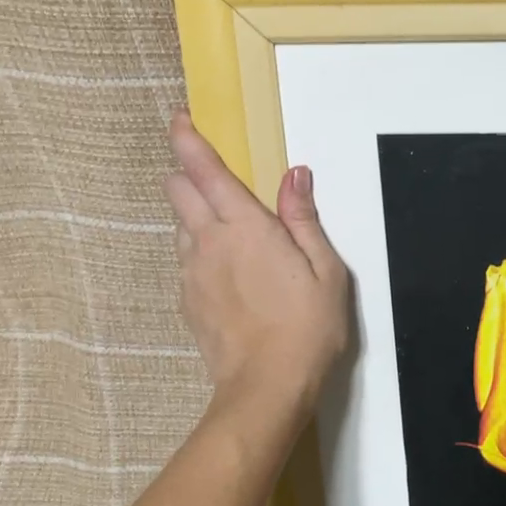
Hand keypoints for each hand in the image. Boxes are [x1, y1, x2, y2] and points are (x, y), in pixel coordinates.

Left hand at [163, 109, 349, 410]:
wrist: (267, 387)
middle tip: (214, 178)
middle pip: (178, 191)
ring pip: (180, 226)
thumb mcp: (326, 270)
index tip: (181, 119)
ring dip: (196, 216)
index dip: (188, 140)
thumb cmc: (308, 326)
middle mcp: (208, 243)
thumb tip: (295, 175)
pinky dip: (201, 252)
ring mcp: (192, 273)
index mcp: (245, 227)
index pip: (204, 171)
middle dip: (188, 174)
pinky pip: (187, 261)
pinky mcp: (187, 300)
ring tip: (231, 234)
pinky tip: (230, 274)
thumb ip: (304, 219)